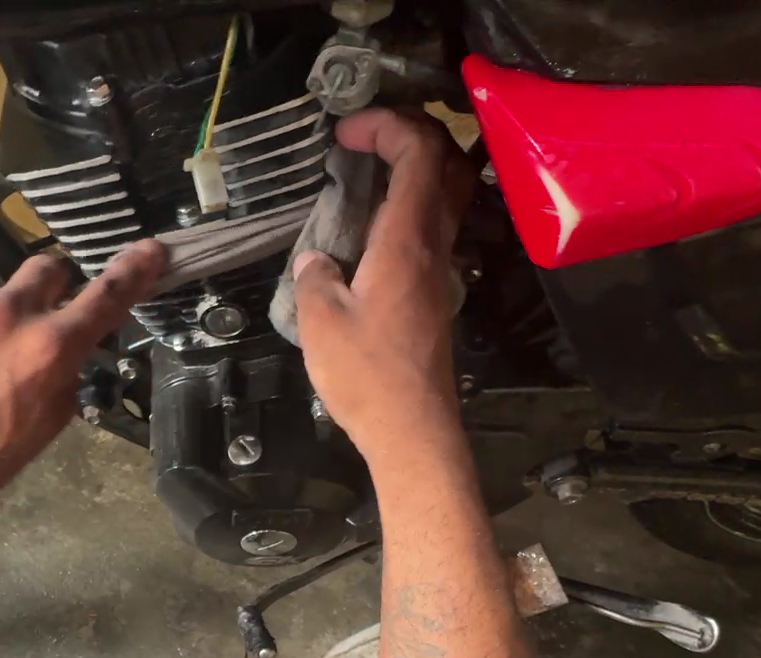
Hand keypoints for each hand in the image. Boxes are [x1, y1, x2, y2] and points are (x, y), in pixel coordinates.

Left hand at [0, 240, 166, 512]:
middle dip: (50, 289)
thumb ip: (68, 366)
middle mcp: (8, 313)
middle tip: (36, 322)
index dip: (133, 270)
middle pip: (46, 268)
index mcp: (50, 347)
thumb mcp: (54, 416)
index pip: (105, 297)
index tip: (150, 250)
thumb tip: (69, 341)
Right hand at [293, 110, 473, 469]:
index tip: (345, 133)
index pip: (418, 152)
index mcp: (406, 241)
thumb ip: (315, 279)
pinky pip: (431, 232)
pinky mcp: (434, 298)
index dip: (387, 125)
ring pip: (445, 199)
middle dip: (409, 135)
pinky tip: (372, 233)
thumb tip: (315, 261)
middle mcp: (432, 247)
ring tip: (368, 178)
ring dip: (414, 172)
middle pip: (445, 165)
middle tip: (366, 140)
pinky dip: (409, 210)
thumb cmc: (366, 375)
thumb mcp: (321, 323)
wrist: (411, 428)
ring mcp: (439, 273)